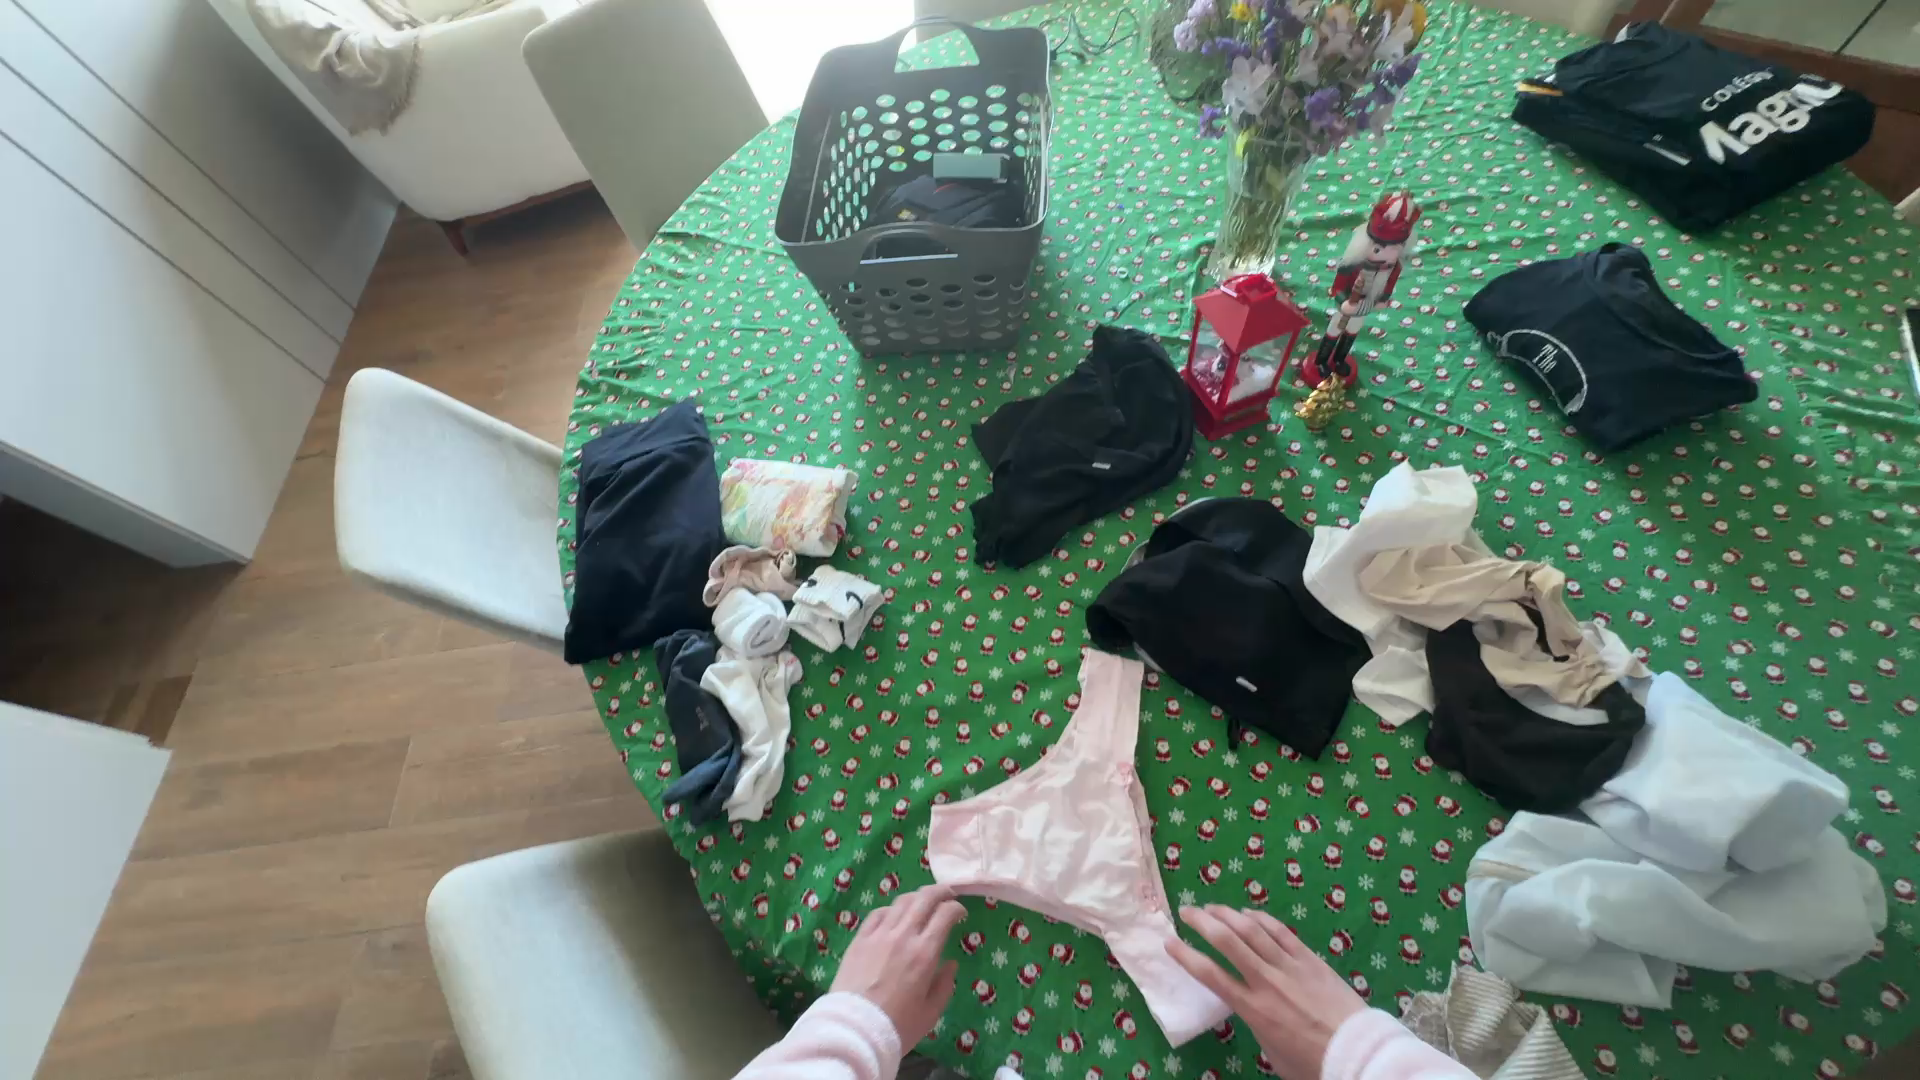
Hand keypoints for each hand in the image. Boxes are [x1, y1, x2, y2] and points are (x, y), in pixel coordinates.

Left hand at [831, 884, 966, 1046]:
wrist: (854, 1031)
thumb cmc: (897, 1027)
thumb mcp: (930, 1013)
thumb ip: (944, 985)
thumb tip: (951, 964)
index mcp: (925, 953)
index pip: (945, 914)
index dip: (956, 908)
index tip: (960, 912)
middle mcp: (904, 935)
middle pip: (924, 898)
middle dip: (940, 891)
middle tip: (947, 894)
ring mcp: (880, 934)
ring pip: (901, 901)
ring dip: (917, 896)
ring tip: (923, 901)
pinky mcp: (860, 938)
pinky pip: (878, 913)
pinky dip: (891, 909)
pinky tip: (894, 914)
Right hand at [1165, 905, 1367, 1079]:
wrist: (1363, 1058)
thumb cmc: (1316, 1066)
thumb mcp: (1275, 1054)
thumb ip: (1257, 1025)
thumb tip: (1251, 1009)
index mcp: (1254, 1009)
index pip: (1210, 975)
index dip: (1186, 956)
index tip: (1169, 943)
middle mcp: (1267, 981)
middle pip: (1227, 941)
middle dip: (1201, 922)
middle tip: (1186, 911)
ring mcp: (1289, 966)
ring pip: (1251, 930)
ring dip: (1227, 914)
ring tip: (1211, 906)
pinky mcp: (1310, 959)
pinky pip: (1280, 931)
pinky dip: (1260, 919)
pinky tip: (1247, 913)